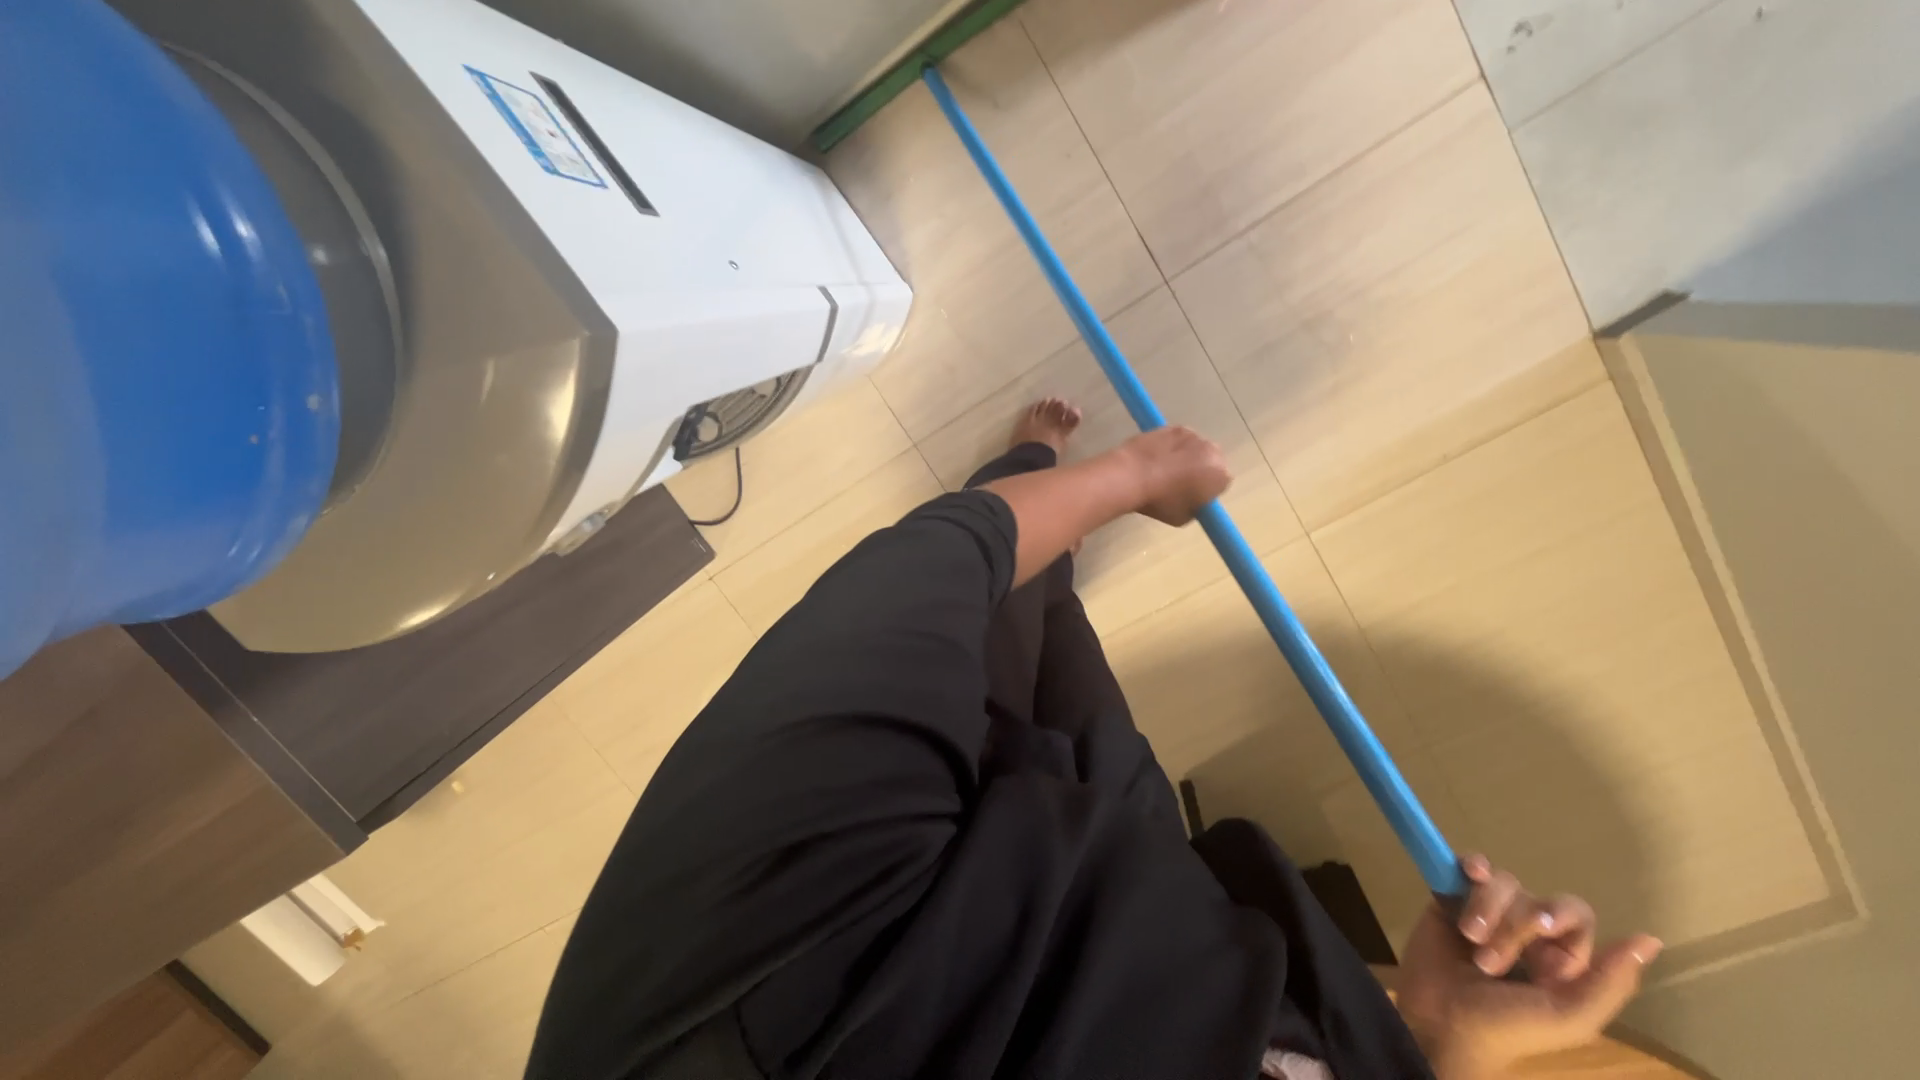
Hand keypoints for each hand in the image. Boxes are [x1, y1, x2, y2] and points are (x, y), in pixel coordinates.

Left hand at [1119, 426, 1230, 525]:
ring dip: (1186, 456)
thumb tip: (1192, 498)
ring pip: (1194, 448)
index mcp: (1220, 474)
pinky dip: (1170, 447)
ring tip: (1164, 469)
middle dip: (1200, 470)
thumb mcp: (1183, 517)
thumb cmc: (1159, 501)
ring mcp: (1191, 434)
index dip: (1207, 490)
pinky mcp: (1171, 426)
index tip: (1193, 496)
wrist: (1130, 476)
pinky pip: (1176, 440)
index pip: (1220, 483)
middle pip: (1211, 461)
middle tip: (1179, 482)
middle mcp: (1212, 450)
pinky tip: (1155, 457)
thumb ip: (1196, 505)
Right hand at [1395, 855, 1662, 1077]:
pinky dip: (1469, 866)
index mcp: (1561, 956)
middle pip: (1533, 897)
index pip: (1574, 913)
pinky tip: (1467, 873)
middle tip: (1488, 961)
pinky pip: (1466, 868)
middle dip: (1513, 926)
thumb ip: (1610, 983)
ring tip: (1469, 938)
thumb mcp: (1569, 1018)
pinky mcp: (1451, 898)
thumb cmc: (1507, 1027)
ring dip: (1485, 908)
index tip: (1541, 932)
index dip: (1558, 915)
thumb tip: (1650, 940)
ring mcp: (1487, 911)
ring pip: (1500, 882)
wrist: (1440, 1022)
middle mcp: (1527, 928)